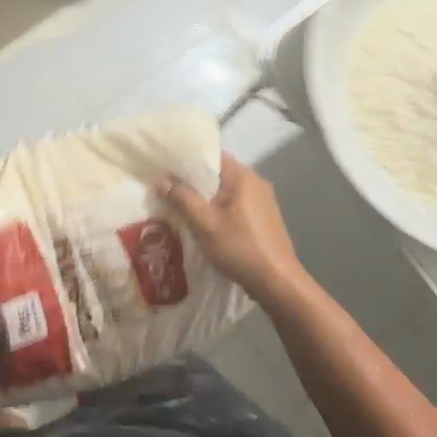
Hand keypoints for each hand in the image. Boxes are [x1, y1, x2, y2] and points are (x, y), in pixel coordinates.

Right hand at [161, 153, 304, 298]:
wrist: (275, 279)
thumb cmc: (239, 247)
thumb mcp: (204, 224)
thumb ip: (182, 199)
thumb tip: (161, 180)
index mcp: (243, 176)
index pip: (213, 156)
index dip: (189, 162)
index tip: (167, 171)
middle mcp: (256, 182)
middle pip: (219, 174)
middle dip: (195, 184)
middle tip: (169, 193)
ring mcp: (264, 201)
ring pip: (228, 192)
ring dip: (208, 200)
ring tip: (183, 211)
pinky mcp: (265, 218)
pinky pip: (237, 206)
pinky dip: (222, 211)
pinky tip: (208, 226)